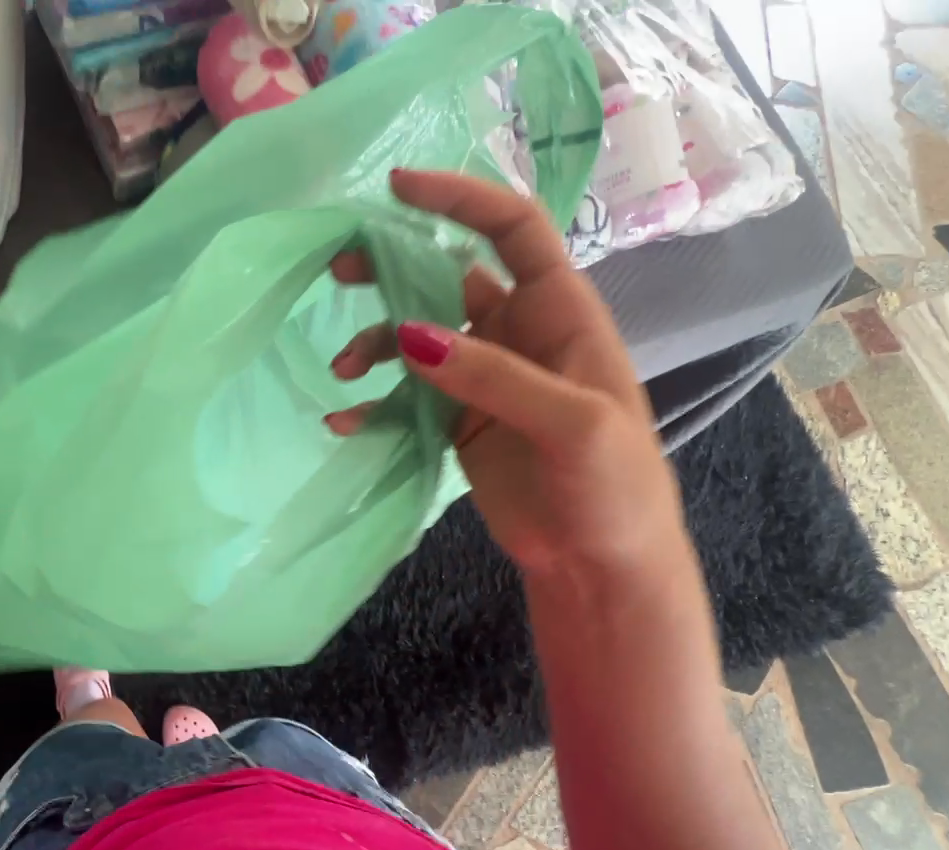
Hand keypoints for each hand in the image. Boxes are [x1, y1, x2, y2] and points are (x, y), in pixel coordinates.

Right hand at [328, 169, 686, 579]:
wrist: (597, 561)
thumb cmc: (612, 485)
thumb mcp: (569, 423)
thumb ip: (493, 375)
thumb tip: (409, 333)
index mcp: (559, 314)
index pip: (512, 231)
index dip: (460, 200)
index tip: (398, 189)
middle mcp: (515, 335)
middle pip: (445, 277)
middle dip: (391, 267)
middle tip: (337, 271)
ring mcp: (480, 379)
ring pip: (414, 338)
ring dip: (373, 344)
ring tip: (343, 371)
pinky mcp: (453, 421)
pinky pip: (403, 398)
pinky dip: (371, 404)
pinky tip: (344, 422)